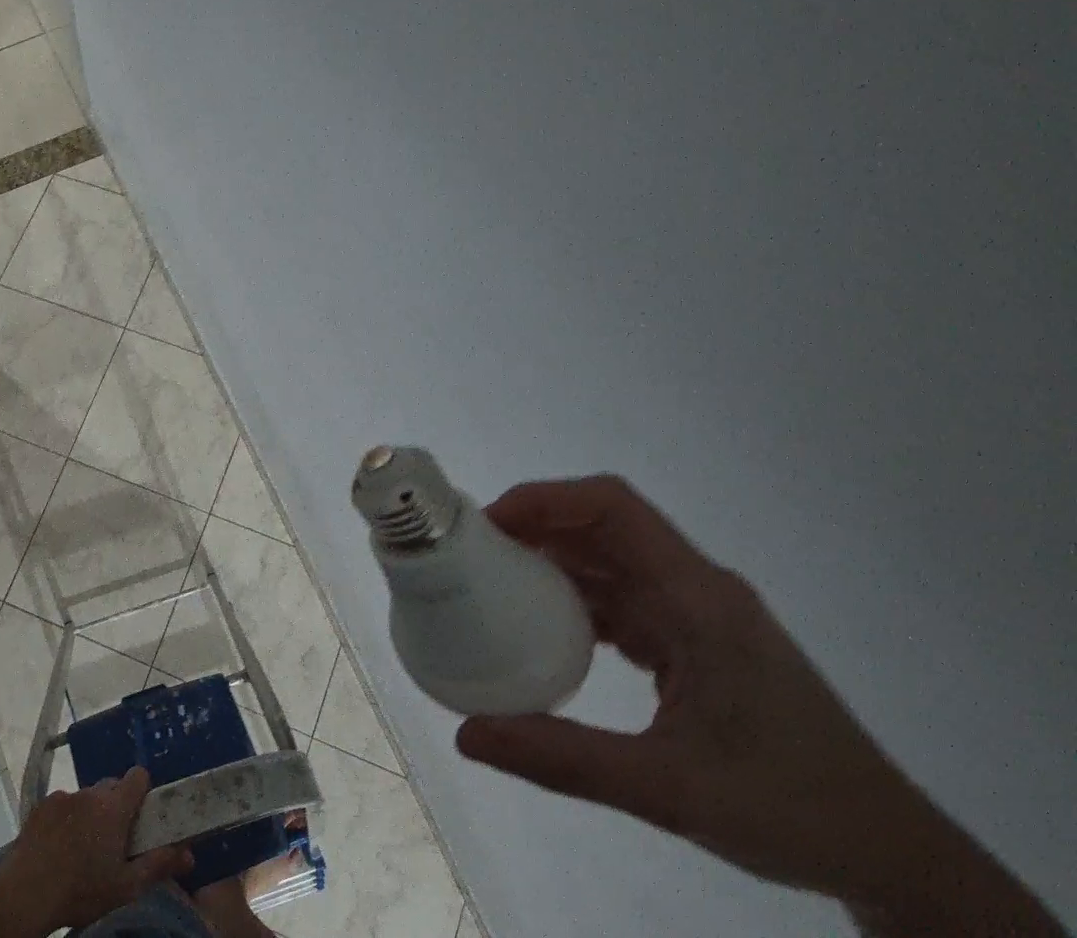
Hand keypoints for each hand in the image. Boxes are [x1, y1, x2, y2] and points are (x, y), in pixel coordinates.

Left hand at [0, 767, 193, 930]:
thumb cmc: (81, 890)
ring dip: (91, 813)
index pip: (138, 777)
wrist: (25, 894)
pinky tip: (60, 847)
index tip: (144, 814)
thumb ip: (160, 865)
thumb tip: (190, 853)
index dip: (144, 790)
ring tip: (84, 848)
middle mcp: (88, 794)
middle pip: (111, 788)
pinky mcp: (40, 807)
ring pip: (86, 797)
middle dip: (117, 806)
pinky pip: (63, 805)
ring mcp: (61, 797)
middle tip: (116, 840)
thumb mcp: (126, 886)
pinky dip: (67, 819)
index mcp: (113, 807)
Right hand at [456, 476, 1064, 934]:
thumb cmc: (791, 807)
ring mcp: (698, 618)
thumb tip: (466, 733)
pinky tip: (534, 629)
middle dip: (532, 528)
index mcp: (698, 601)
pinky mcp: (694, 645)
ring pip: (610, 564)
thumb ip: (561, 758)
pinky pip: (621, 602)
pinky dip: (571, 602)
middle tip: (463, 555)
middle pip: (604, 529)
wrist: (887, 851)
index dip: (543, 499)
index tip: (482, 525)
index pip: (613, 510)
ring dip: (548, 564)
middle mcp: (697, 593)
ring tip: (484, 584)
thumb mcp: (668, 788)